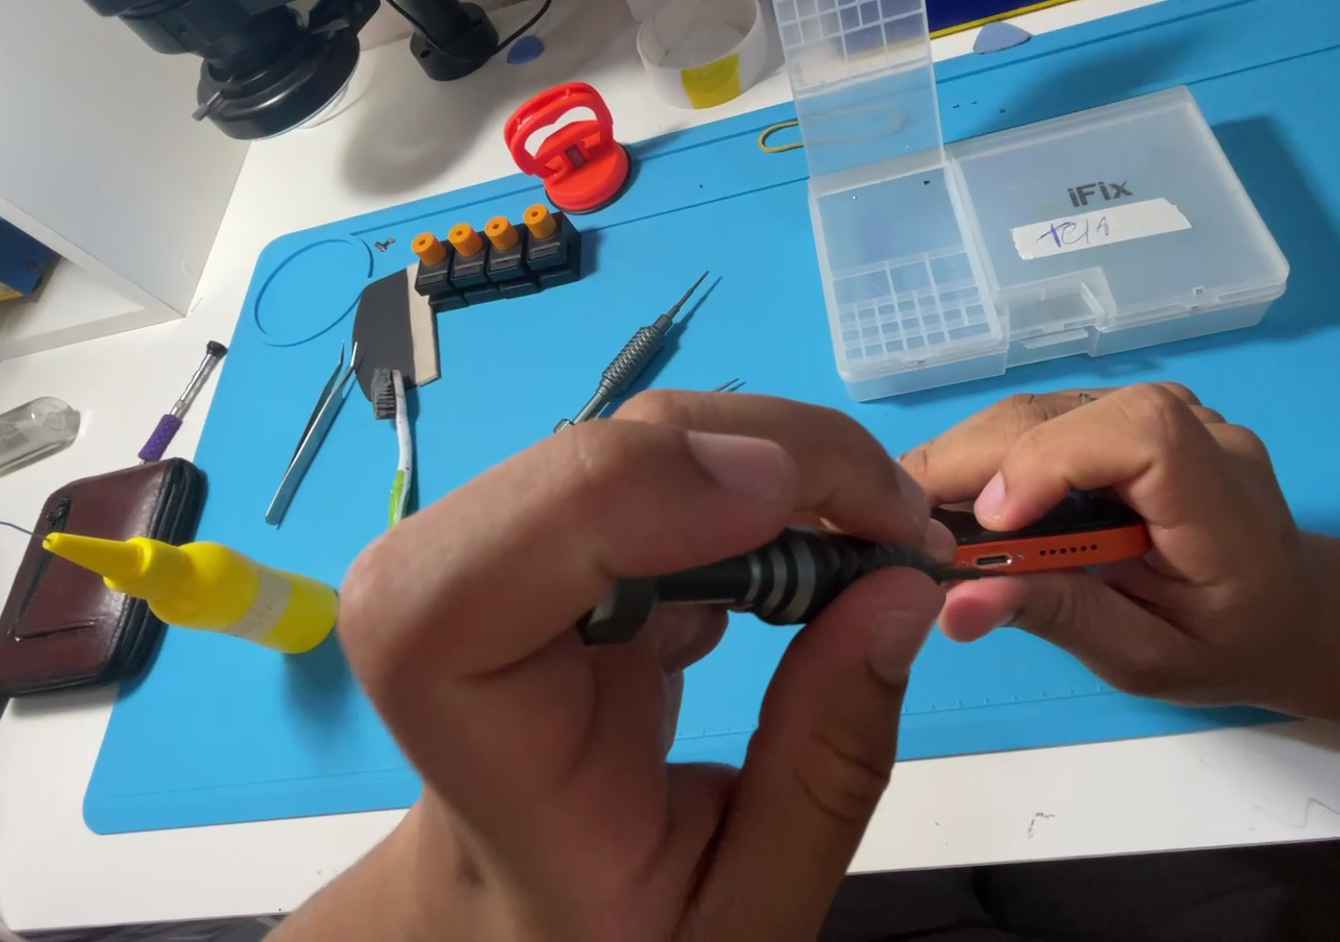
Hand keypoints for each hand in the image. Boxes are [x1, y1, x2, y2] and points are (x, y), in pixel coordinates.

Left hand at [335, 391, 945, 940]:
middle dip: (755, 453)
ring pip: (634, 446)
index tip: (776, 499)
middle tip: (896, 514)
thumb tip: (898, 588)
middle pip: (578, 469)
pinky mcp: (583, 550)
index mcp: (479, 761)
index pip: (441, 594)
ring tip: (881, 519)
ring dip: (774, 454)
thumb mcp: (743, 912)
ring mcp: (529, 571)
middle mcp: (473, 632)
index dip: (597, 500)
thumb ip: (824, 768)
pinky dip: (764, 479)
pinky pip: (670, 474)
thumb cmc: (618, 933)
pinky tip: (830, 526)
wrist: (530, 917)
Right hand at [901, 384, 1311, 707]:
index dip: (1050, 461)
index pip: (1138, 434)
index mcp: (1220, 499)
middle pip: (1055, 413)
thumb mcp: (1145, 658)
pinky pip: (1032, 417)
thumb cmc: (1223, 643)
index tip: (991, 524)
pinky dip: (981, 455)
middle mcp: (1190, 429)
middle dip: (968, 464)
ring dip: (963, 458)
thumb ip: (1058, 619)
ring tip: (929, 516)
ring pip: (1030, 409)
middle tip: (912, 526)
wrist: (1278, 606)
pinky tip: (965, 498)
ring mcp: (1150, 409)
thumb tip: (954, 607)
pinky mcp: (1115, 411)